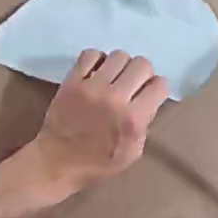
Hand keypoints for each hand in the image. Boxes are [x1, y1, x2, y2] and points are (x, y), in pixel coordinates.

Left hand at [27, 49, 171, 193]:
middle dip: (142, 74)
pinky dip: (97, 60)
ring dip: (121, 66)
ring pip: (119, 56)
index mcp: (133, 119)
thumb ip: (144, 123)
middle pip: (142, 64)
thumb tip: (148, 100)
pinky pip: (90, 54)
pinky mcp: (72, 81)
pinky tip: (96, 73)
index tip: (150, 93)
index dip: (157, 88)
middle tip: (133, 85)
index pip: (159, 85)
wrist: (58, 161)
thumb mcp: (133, 152)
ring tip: (114, 78)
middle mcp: (115, 98)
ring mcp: (92, 87)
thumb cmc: (98, 162)